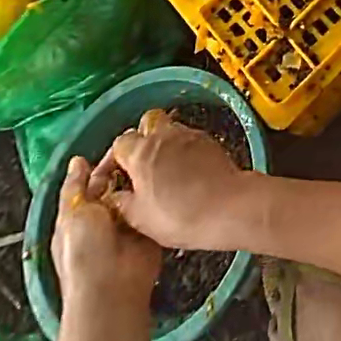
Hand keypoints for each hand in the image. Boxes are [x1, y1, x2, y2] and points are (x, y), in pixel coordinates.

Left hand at [55, 155, 160, 307]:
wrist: (111, 287)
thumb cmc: (83, 252)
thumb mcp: (71, 214)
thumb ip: (74, 186)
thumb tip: (77, 160)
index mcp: (82, 213)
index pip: (97, 179)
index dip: (110, 161)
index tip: (128, 142)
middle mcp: (106, 216)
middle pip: (121, 183)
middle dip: (131, 168)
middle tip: (150, 144)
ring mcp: (129, 223)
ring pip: (139, 192)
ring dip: (147, 178)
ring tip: (163, 155)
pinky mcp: (150, 229)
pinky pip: (155, 206)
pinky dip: (160, 193)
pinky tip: (172, 175)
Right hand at [90, 108, 254, 251]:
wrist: (226, 206)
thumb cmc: (179, 215)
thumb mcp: (139, 218)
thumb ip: (121, 202)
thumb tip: (114, 197)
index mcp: (142, 152)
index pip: (120, 143)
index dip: (114, 159)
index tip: (114, 177)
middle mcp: (165, 136)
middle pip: (147, 122)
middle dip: (141, 138)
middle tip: (139, 166)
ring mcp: (189, 135)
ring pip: (169, 128)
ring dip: (162, 143)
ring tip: (162, 170)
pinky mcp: (209, 140)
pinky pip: (188, 138)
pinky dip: (182, 149)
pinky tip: (184, 171)